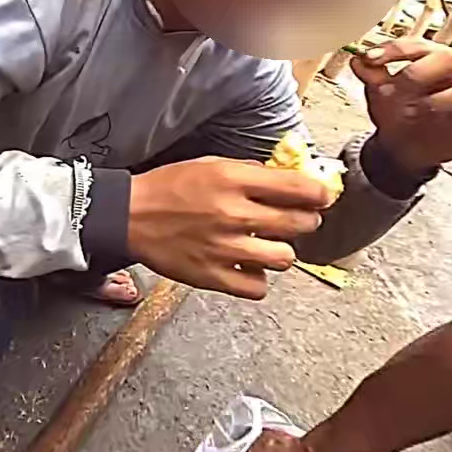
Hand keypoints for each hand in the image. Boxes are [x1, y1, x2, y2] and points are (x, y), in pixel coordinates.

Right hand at [128, 157, 332, 298]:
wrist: (129, 215)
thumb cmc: (168, 186)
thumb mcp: (209, 164)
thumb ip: (247, 172)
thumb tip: (284, 178)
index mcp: (233, 181)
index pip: (298, 188)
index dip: (319, 193)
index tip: (322, 197)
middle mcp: (234, 214)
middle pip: (299, 224)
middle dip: (307, 221)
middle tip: (300, 220)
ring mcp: (225, 249)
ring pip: (284, 259)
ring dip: (281, 251)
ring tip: (268, 246)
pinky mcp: (212, 276)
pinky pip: (257, 288)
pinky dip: (257, 279)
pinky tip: (247, 267)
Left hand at [353, 40, 451, 173]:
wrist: (404, 148)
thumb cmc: (397, 114)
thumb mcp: (380, 94)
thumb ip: (372, 75)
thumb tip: (358, 60)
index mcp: (437, 58)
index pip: (420, 45)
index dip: (395, 50)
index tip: (370, 59)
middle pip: (449, 59)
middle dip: (416, 75)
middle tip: (391, 92)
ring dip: (438, 103)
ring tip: (412, 114)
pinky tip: (444, 131)